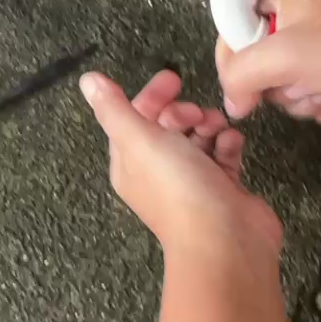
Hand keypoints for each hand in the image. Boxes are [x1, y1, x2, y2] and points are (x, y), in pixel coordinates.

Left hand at [80, 70, 281, 257]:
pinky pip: (222, 155)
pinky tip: (232, 143)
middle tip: (196, 115)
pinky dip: (227, 144)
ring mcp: (192, 182)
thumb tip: (89, 80)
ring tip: (217, 128)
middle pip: (168, 127)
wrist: (225, 242)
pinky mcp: (222, 188)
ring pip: (198, 138)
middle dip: (183, 112)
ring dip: (208, 124)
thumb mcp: (139, 140)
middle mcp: (157, 173)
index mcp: (130, 164)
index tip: (173, 80)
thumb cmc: (177, 189)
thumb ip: (114, 108)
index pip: (134, 119)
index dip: (151, 97)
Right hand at [213, 0, 320, 121]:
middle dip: (278, 86)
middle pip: (258, 64)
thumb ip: (239, 77)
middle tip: (300, 83)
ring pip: (285, 85)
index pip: (233, 30)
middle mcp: (299, 14)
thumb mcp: (280, 57)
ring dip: (302, 98)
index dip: (233, 64)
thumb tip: (232, 104)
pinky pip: (311, 94)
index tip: (244, 89)